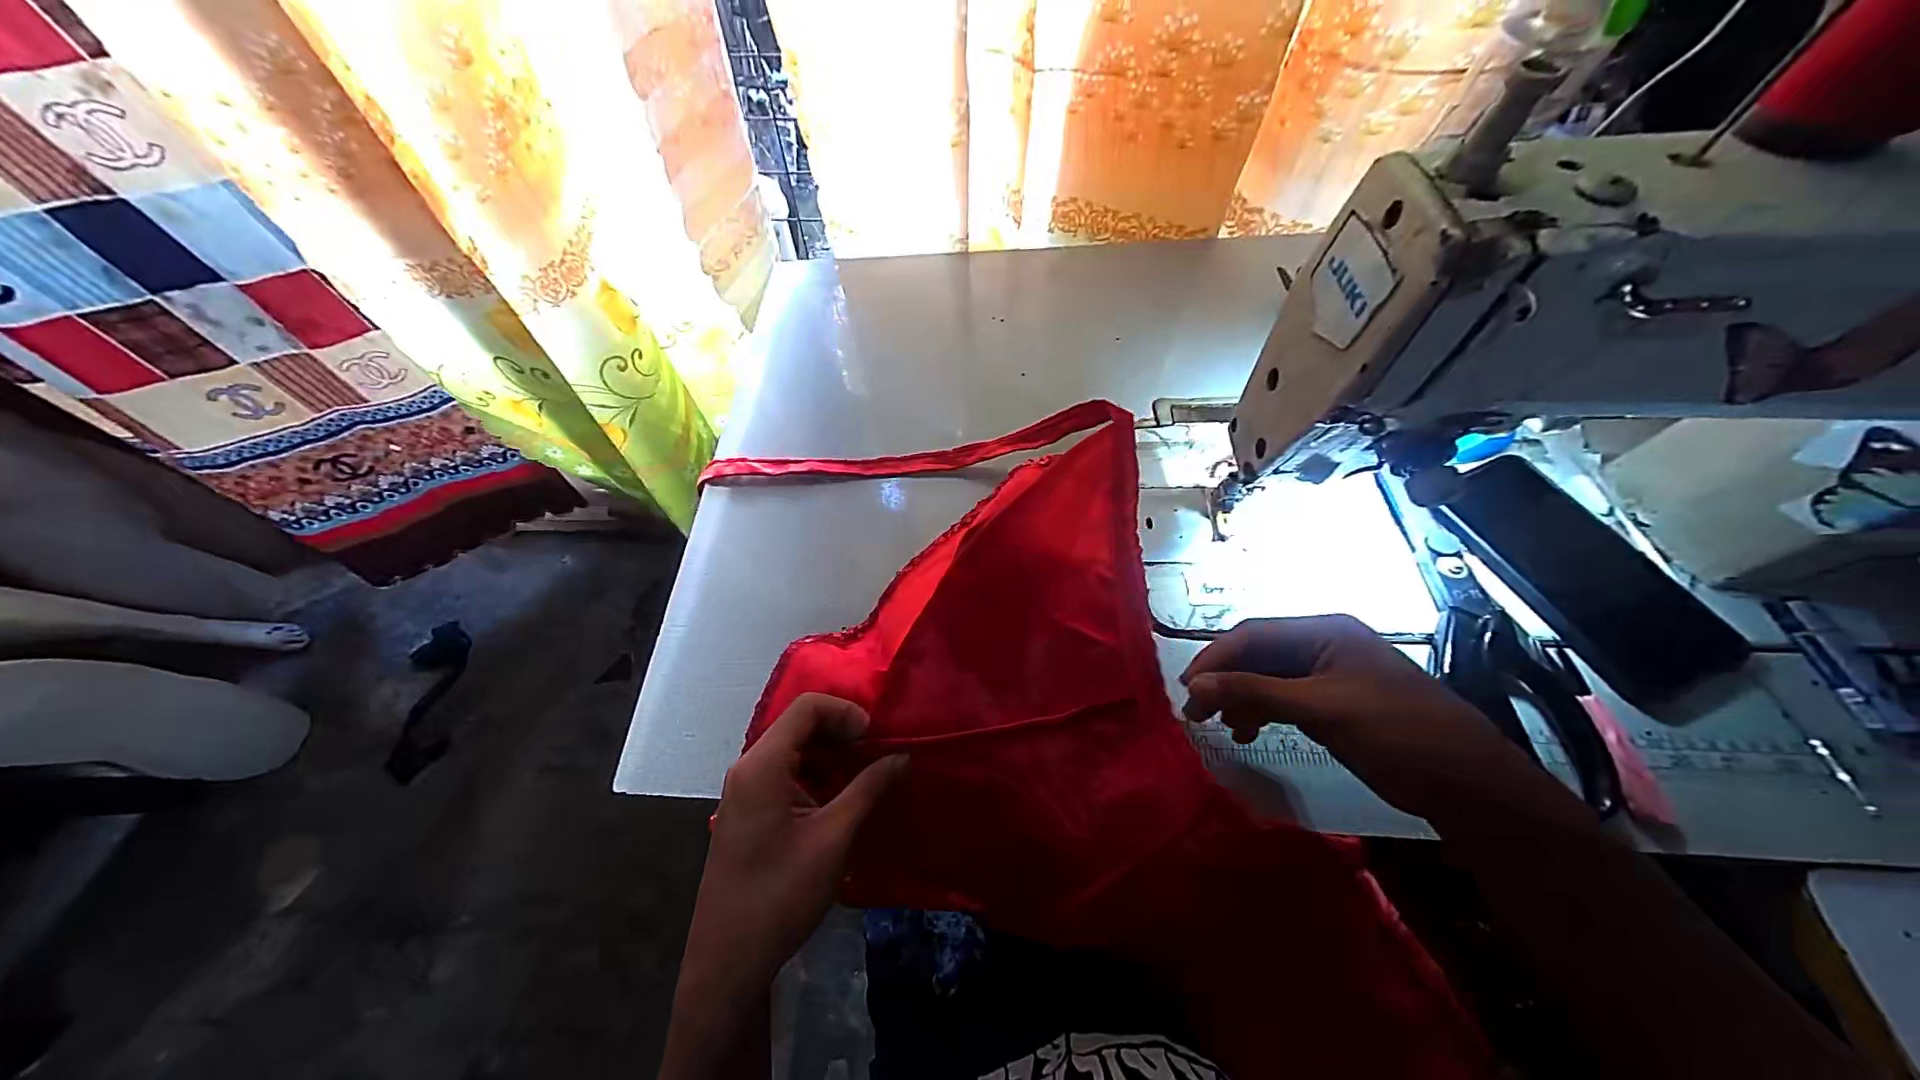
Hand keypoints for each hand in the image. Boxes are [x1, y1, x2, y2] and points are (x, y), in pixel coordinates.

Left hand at [686, 694, 907, 990]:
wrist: (728, 958)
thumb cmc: (781, 894)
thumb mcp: (834, 838)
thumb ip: (869, 789)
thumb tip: (902, 758)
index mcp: (762, 765)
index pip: (806, 707)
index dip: (846, 712)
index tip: (875, 739)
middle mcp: (748, 768)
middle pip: (799, 725)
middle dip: (842, 733)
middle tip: (878, 755)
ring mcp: (745, 791)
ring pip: (794, 750)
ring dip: (831, 756)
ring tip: (866, 777)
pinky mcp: (749, 812)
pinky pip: (786, 775)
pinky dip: (816, 776)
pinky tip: (841, 800)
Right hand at [1180, 615, 1591, 832]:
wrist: (1469, 783)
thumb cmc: (1397, 733)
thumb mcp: (1321, 709)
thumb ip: (1254, 692)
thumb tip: (1195, 686)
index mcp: (1325, 631)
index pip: (1253, 634)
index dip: (1215, 658)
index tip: (1186, 687)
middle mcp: (1324, 644)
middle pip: (1257, 655)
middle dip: (1224, 680)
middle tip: (1194, 711)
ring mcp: (1330, 674)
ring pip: (1267, 678)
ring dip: (1239, 698)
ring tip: (1218, 725)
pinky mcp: (1335, 702)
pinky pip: (1284, 698)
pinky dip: (1261, 711)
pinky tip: (1248, 730)